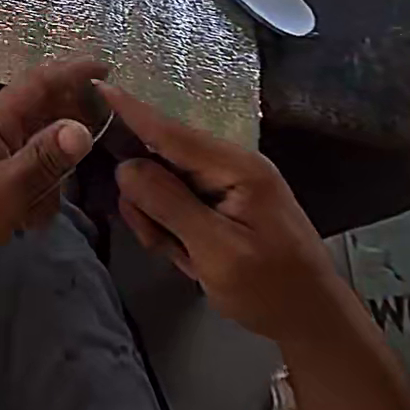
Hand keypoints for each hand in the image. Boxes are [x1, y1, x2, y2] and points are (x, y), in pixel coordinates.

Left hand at [0, 60, 109, 286]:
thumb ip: (44, 159)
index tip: (107, 68)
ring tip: (29, 214)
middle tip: (68, 176)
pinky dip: (34, 193)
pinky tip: (23, 222)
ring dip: (46, 180)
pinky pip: (26, 170)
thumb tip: (83, 127)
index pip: (39, 82)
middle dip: (64, 144)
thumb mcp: (3, 192)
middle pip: (45, 114)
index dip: (73, 72)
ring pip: (40, 148)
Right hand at [102, 82, 351, 344]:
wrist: (315, 326)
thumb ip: (169, 204)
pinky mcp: (216, 196)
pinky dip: (166, 222)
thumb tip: (125, 166)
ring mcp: (222, 179)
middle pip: (156, 156)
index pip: (168, 131)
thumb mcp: (218, 253)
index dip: (128, 109)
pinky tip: (184, 250)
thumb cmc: (273, 291)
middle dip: (144, 196)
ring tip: (178, 252)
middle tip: (156, 240)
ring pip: (157, 179)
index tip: (94, 83)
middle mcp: (227, 163)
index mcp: (235, 167)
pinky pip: (170, 195)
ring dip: (155, 215)